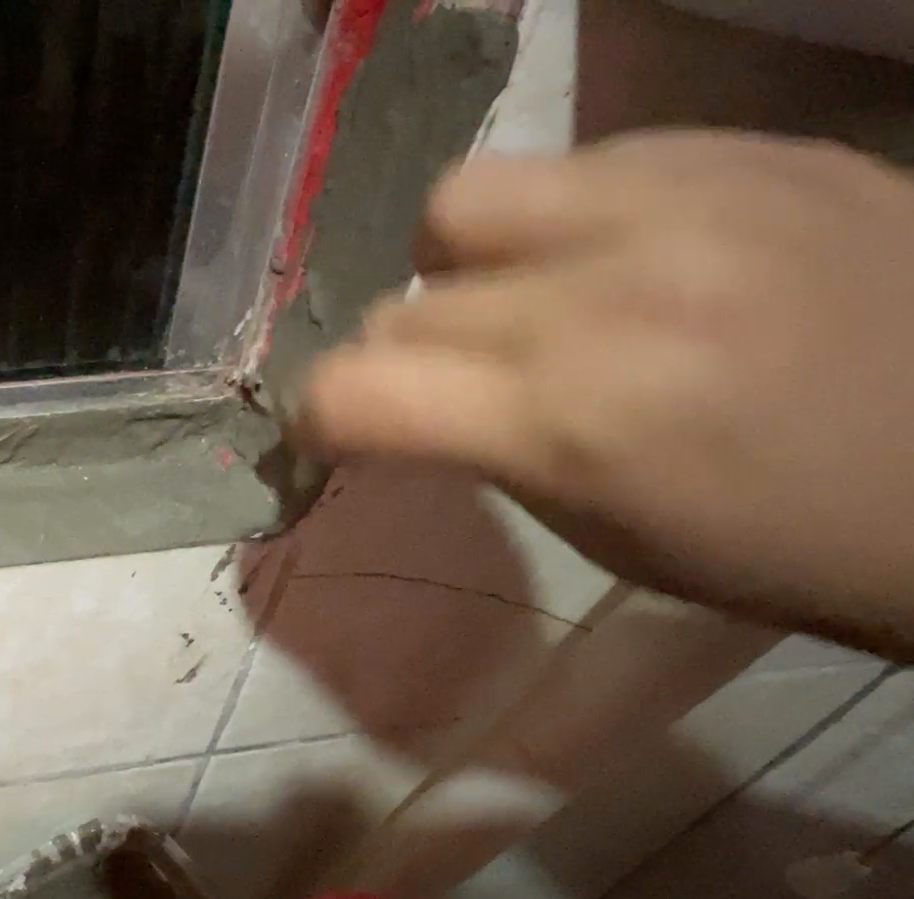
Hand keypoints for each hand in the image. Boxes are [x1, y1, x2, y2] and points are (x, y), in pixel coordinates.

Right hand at [298, 130, 913, 658]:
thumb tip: (399, 402)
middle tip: (437, 391)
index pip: (351, 390)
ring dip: (450, 268)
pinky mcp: (739, 150)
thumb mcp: (597, 528)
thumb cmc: (787, 544)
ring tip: (508, 300)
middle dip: (389, 363)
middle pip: (395, 309)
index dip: (316, 419)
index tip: (333, 437)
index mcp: (570, 420)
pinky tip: (607, 258)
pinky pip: (570, 165)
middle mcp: (605, 295)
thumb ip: (477, 446)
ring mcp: (677, 203)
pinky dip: (551, 221)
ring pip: (457, 204)